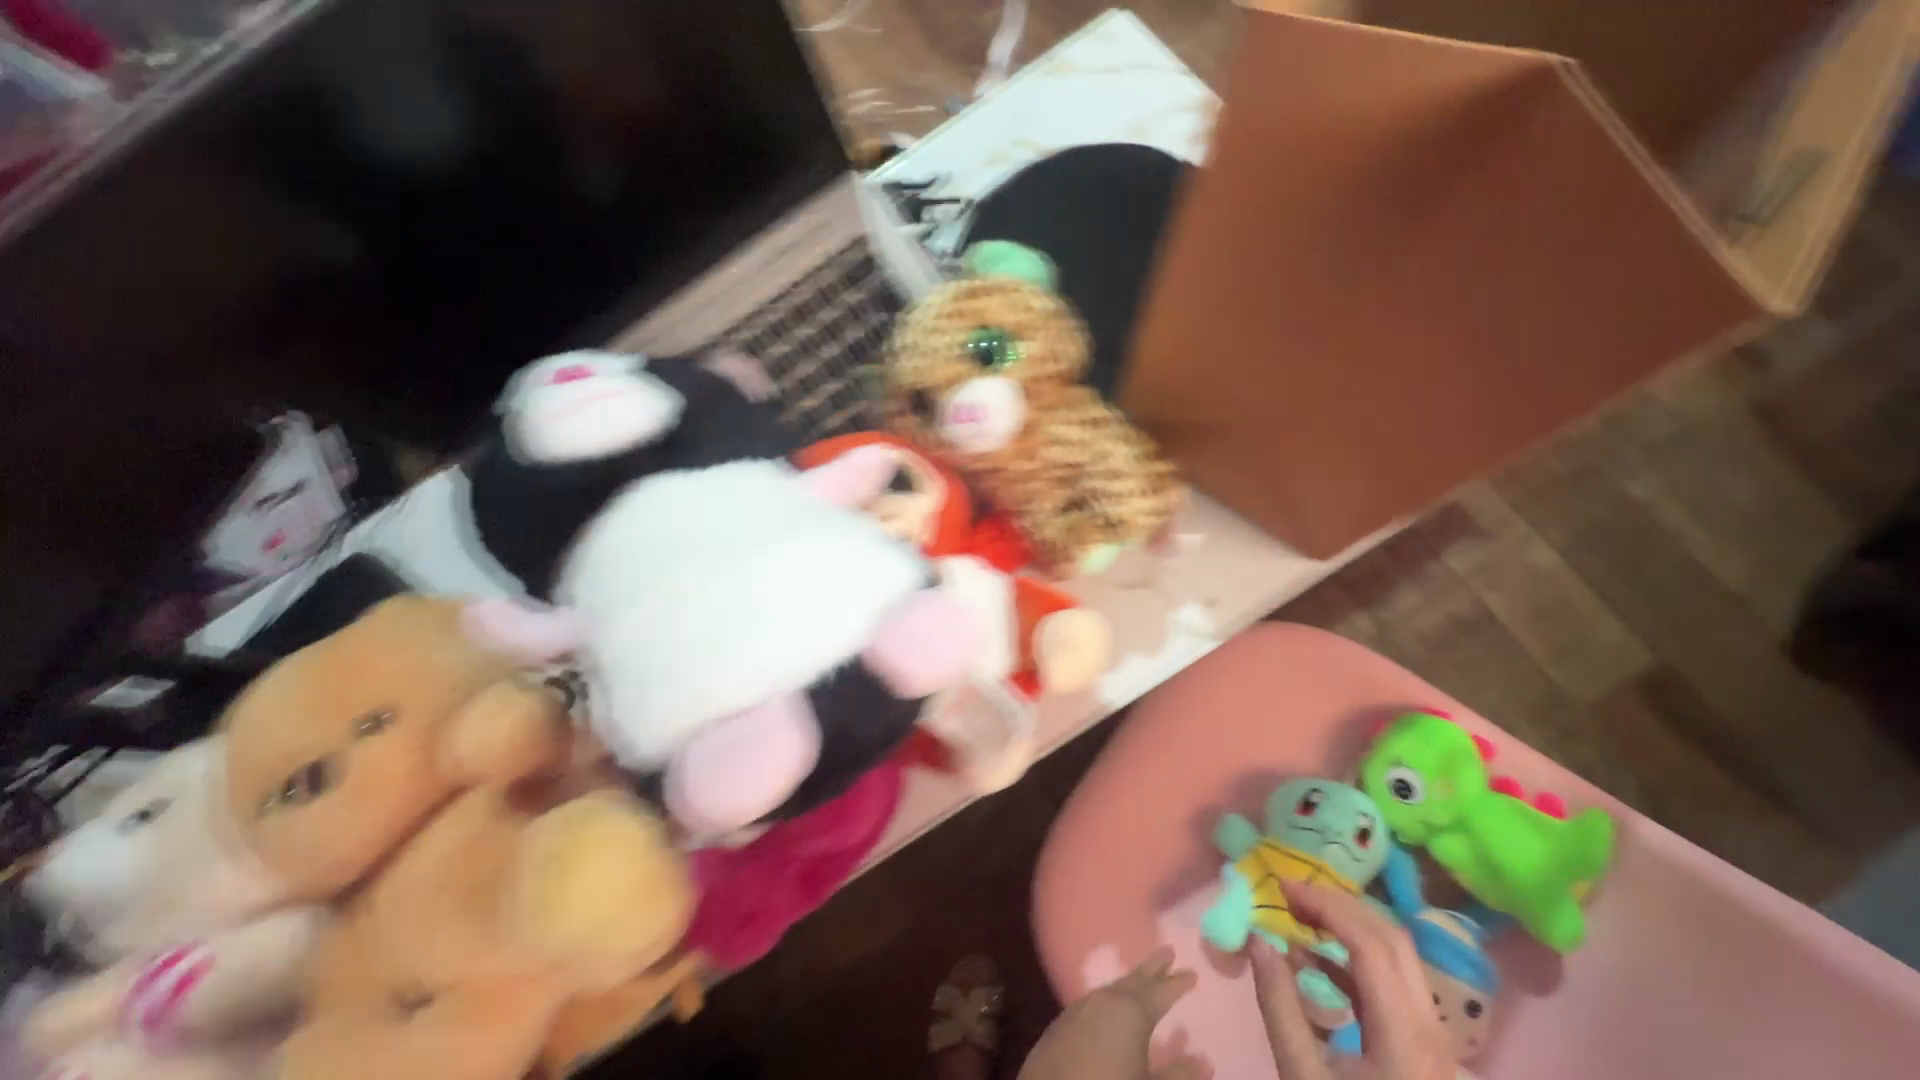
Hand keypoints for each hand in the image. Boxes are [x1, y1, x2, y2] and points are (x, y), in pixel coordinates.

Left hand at [1019, 947, 1207, 1079]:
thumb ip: (1178, 1074)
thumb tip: (1203, 1060)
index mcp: (1130, 1013)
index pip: (1160, 991)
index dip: (1177, 983)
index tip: (1192, 973)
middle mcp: (1103, 1002)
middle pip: (1134, 980)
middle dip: (1152, 968)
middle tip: (1168, 952)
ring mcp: (1077, 1011)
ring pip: (1111, 989)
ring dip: (1129, 982)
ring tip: (1142, 980)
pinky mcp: (1059, 1027)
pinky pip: (1092, 1002)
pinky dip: (1108, 999)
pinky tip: (1108, 1009)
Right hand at [1252, 883, 1454, 1079]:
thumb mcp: (1303, 1077)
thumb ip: (1279, 1006)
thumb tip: (1259, 941)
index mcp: (1403, 1034)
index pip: (1369, 943)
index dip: (1326, 906)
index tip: (1281, 889)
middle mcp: (1430, 1026)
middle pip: (1391, 940)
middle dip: (1338, 907)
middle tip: (1288, 896)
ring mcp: (1434, 1039)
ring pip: (1398, 959)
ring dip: (1348, 931)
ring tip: (1298, 920)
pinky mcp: (1426, 1050)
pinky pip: (1394, 987)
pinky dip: (1355, 964)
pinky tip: (1314, 965)